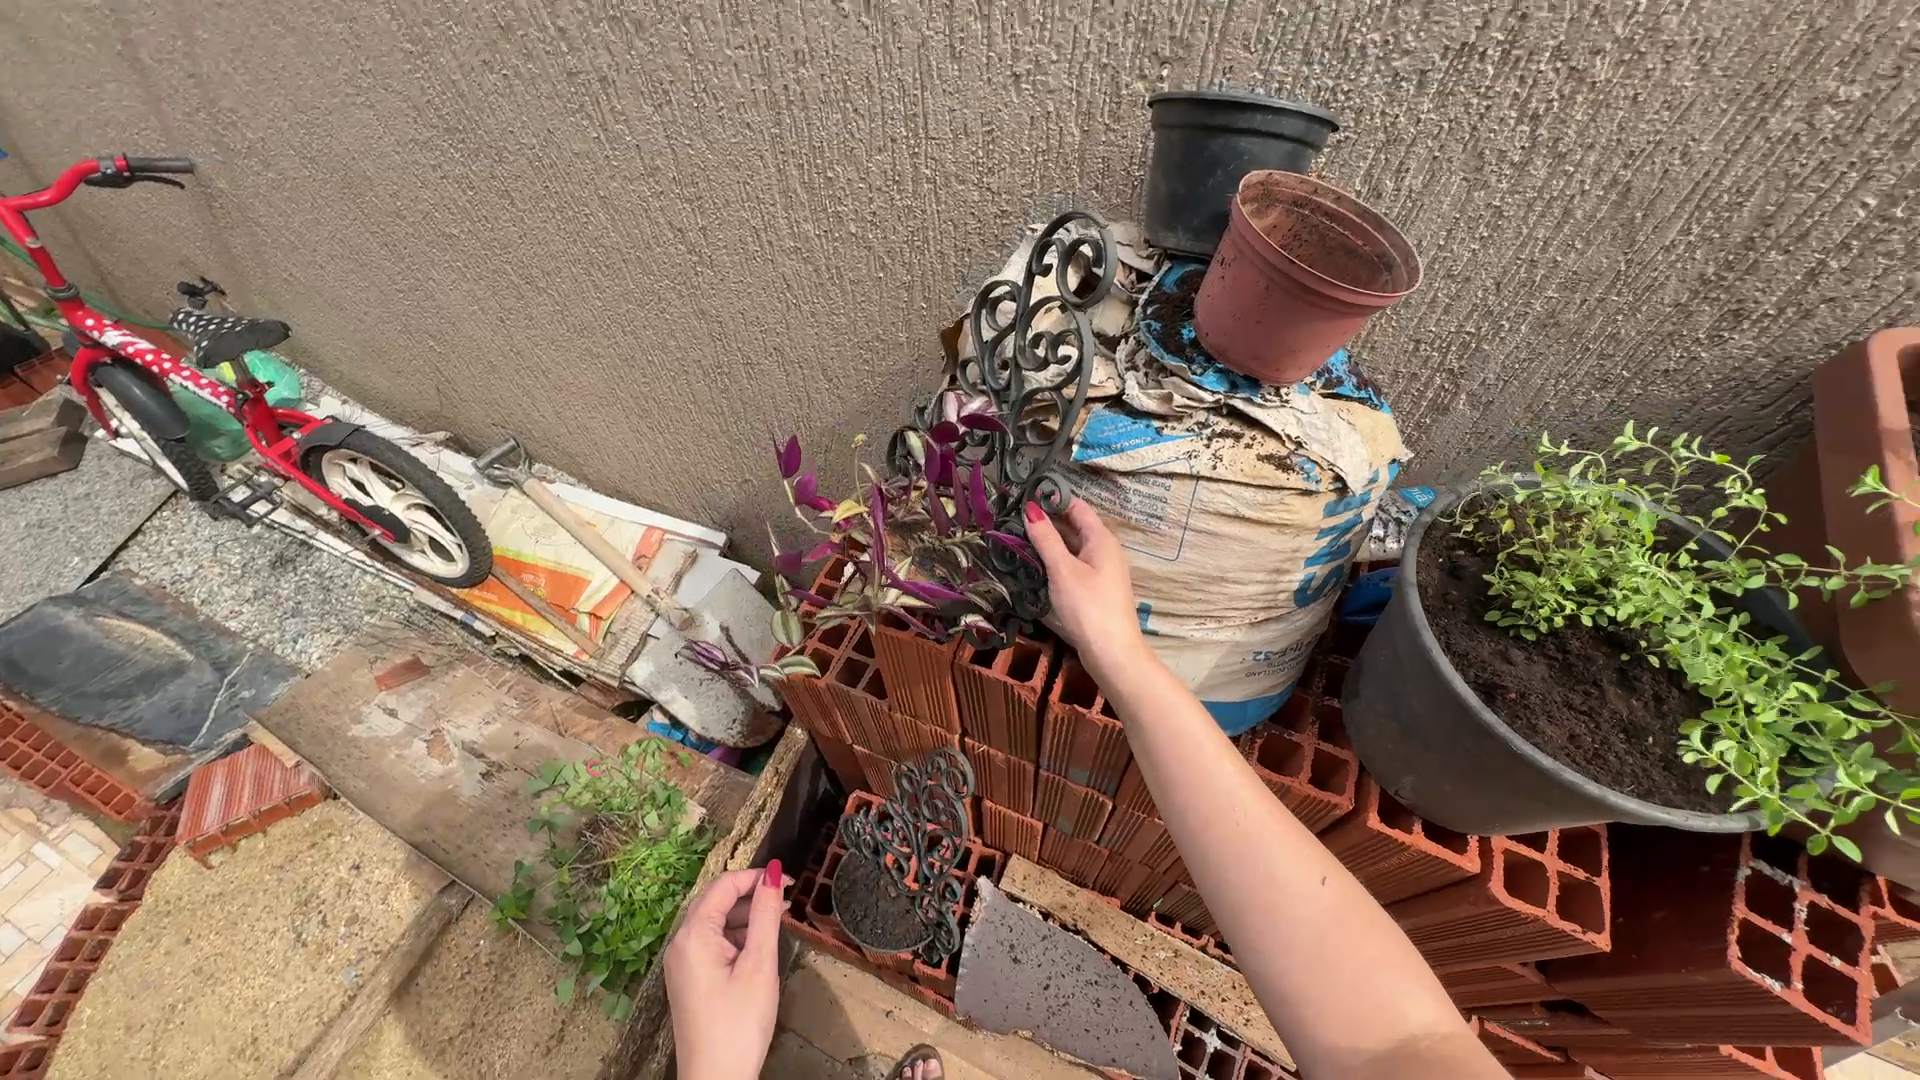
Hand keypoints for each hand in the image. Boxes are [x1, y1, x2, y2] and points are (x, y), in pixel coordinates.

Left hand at [663, 862, 787, 1079]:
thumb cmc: (740, 1023)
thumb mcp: (760, 963)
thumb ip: (766, 914)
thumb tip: (774, 874)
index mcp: (693, 935)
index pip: (724, 885)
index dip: (757, 877)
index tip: (790, 882)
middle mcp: (680, 943)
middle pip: (716, 900)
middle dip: (751, 895)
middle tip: (787, 902)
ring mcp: (682, 962)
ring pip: (715, 921)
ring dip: (745, 916)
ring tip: (778, 925)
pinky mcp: (689, 978)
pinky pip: (711, 942)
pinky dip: (735, 936)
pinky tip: (758, 949)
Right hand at [1024, 498, 1146, 675]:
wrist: (1112, 652)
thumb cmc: (1088, 606)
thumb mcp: (1063, 570)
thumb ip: (1046, 539)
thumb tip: (1031, 509)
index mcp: (1101, 539)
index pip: (1077, 507)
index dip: (1054, 498)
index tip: (1025, 494)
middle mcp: (1104, 550)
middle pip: (1075, 526)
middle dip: (1048, 520)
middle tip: (1014, 516)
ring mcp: (1101, 571)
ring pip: (1073, 547)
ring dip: (1050, 541)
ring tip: (1018, 536)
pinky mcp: (1095, 589)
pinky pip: (1073, 564)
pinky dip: (1055, 560)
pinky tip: (1036, 564)